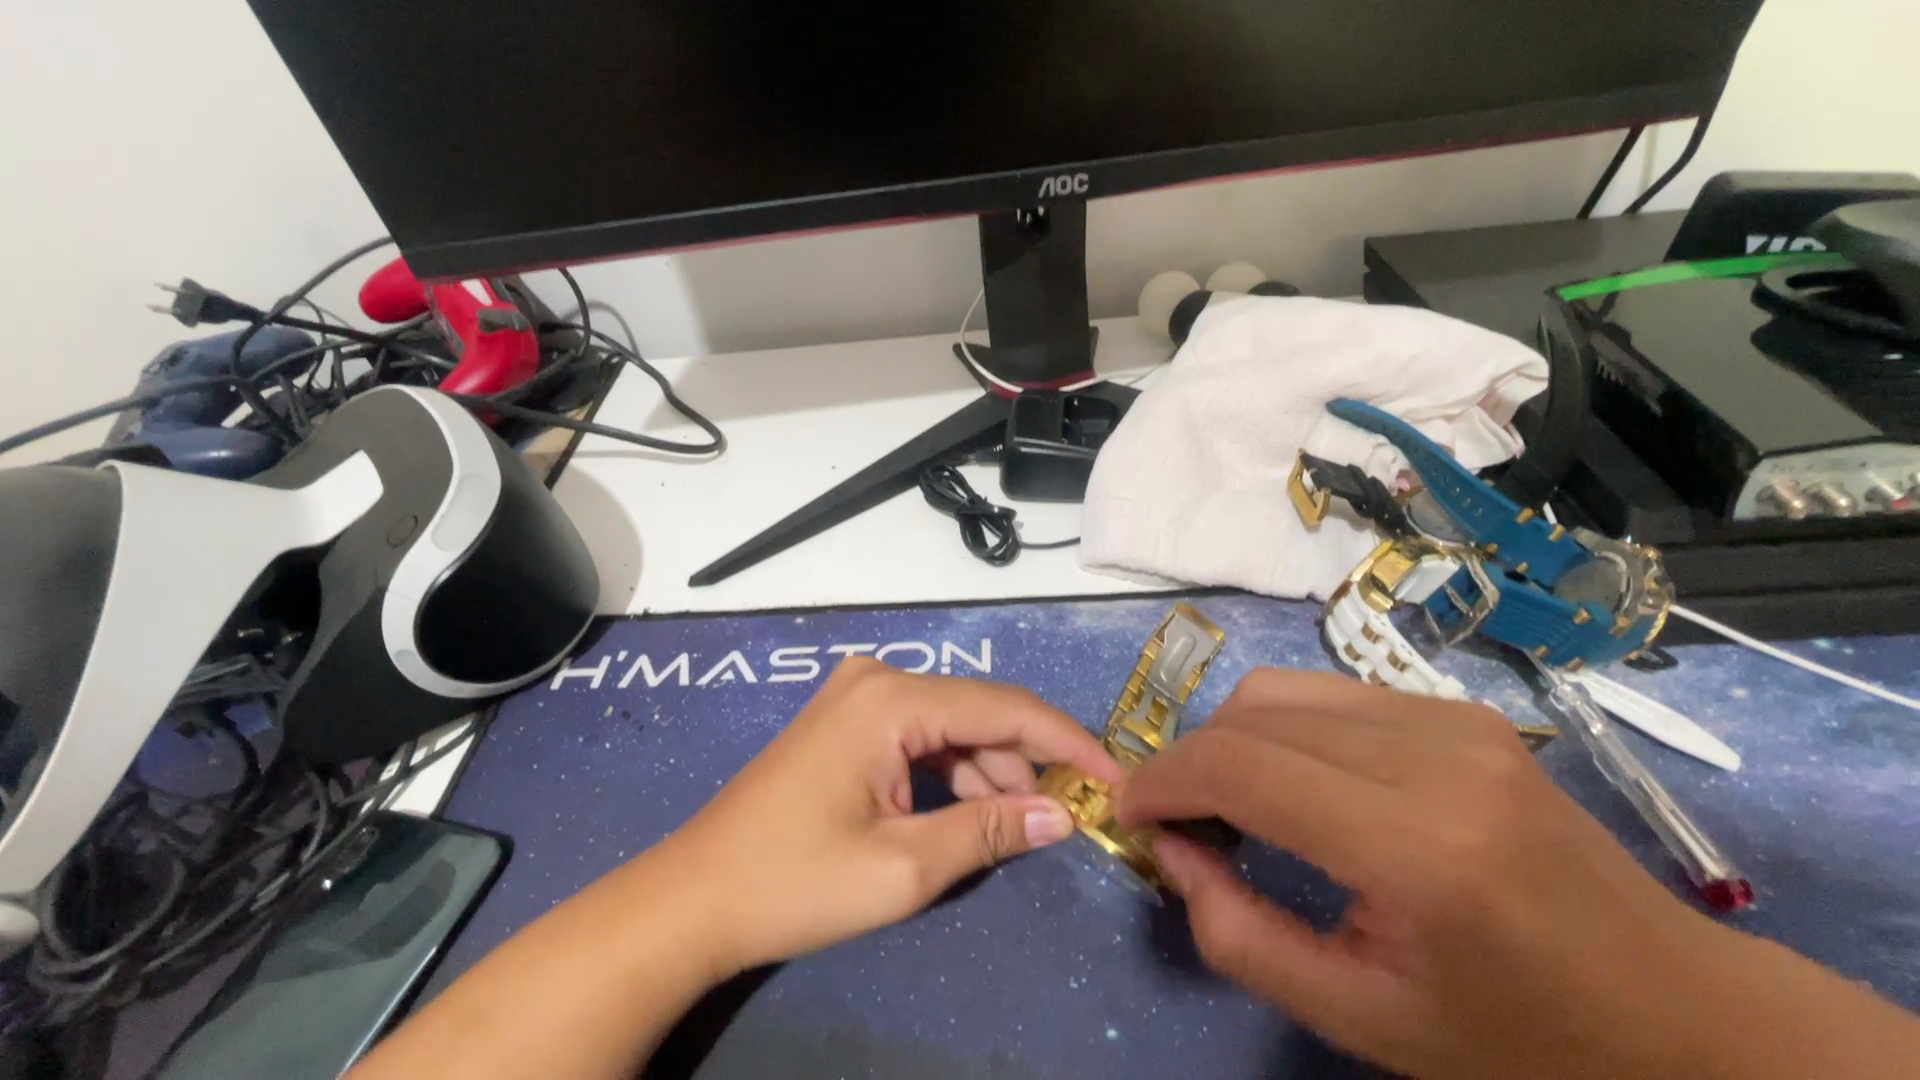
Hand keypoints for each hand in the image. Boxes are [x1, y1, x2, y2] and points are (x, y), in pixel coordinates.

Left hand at [659, 657, 1121, 974]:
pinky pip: (918, 737)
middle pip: (978, 712)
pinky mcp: (845, 722)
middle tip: (1065, 817)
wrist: (694, 899)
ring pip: (951, 727)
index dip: (1066, 742)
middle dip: (1025, 763)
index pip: (1004, 707)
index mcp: (890, 699)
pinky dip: (950, 773)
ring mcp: (856, 697)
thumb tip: (1062, 815)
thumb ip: (989, 832)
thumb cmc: (795, 882)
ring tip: (1010, 828)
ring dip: (988, 772)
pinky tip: (965, 812)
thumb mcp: (904, 867)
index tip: (1114, 778)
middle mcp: (876, 679)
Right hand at [1118, 669, 1919, 1079]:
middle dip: (1187, 760)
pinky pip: (1328, 696)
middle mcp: (1434, 754)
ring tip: (1231, 806)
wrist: (1676, 1011)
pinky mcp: (1459, 711)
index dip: (1163, 780)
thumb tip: (1171, 851)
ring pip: (1281, 690)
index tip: (1129, 813)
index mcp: (1417, 845)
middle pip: (1251, 713)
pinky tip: (1294, 788)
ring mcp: (1452, 720)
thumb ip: (1240, 937)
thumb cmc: (1517, 1038)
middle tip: (1178, 823)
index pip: (1241, 766)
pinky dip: (1280, 731)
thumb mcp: (1361, 1019)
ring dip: (1230, 740)